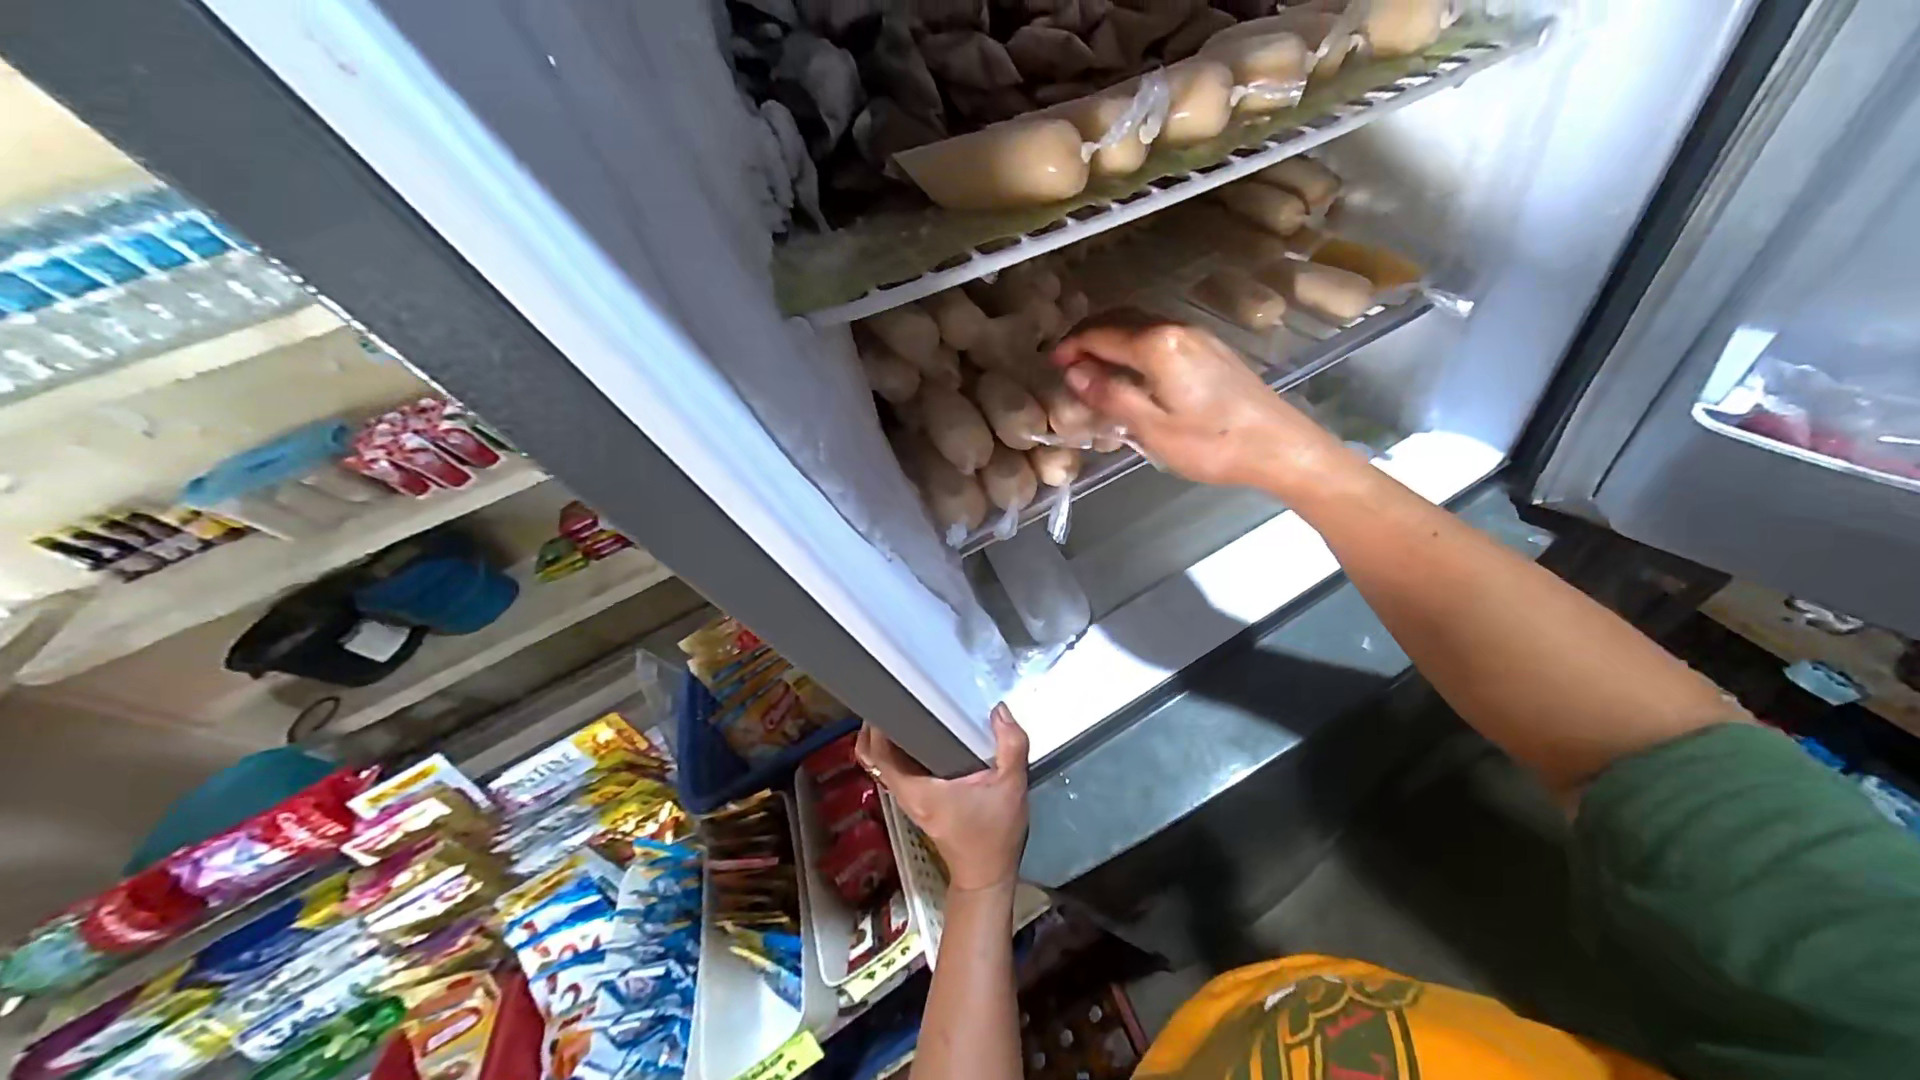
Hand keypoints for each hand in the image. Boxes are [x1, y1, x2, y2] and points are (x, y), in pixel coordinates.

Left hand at [856, 705, 1029, 891]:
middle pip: (873, 756)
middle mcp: (905, 794)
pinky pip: (896, 770)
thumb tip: (999, 711)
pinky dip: (898, 751)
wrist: (987, 877)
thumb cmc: (995, 835)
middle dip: (877, 725)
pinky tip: (920, 732)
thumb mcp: (1012, 787)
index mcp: (918, 790)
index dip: (875, 726)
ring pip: (883, 764)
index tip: (887, 697)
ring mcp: (908, 799)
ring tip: (906, 707)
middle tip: (895, 695)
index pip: (878, 755)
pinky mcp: (916, 802)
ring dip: (886, 737)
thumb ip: (1011, 746)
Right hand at [1051, 318, 1349, 493]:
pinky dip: (1134, 345)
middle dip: (1089, 336)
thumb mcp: (1152, 428)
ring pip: (1142, 325)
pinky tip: (1131, 370)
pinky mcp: (1212, 350)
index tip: (1051, 363)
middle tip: (1066, 362)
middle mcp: (1178, 330)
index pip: (1102, 335)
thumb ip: (1110, 396)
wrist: (1281, 448)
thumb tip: (1075, 373)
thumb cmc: (1213, 445)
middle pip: (1121, 320)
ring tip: (1092, 367)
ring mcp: (1199, 337)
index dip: (1072, 347)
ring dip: (1112, 339)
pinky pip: (1161, 335)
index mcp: (1159, 346)